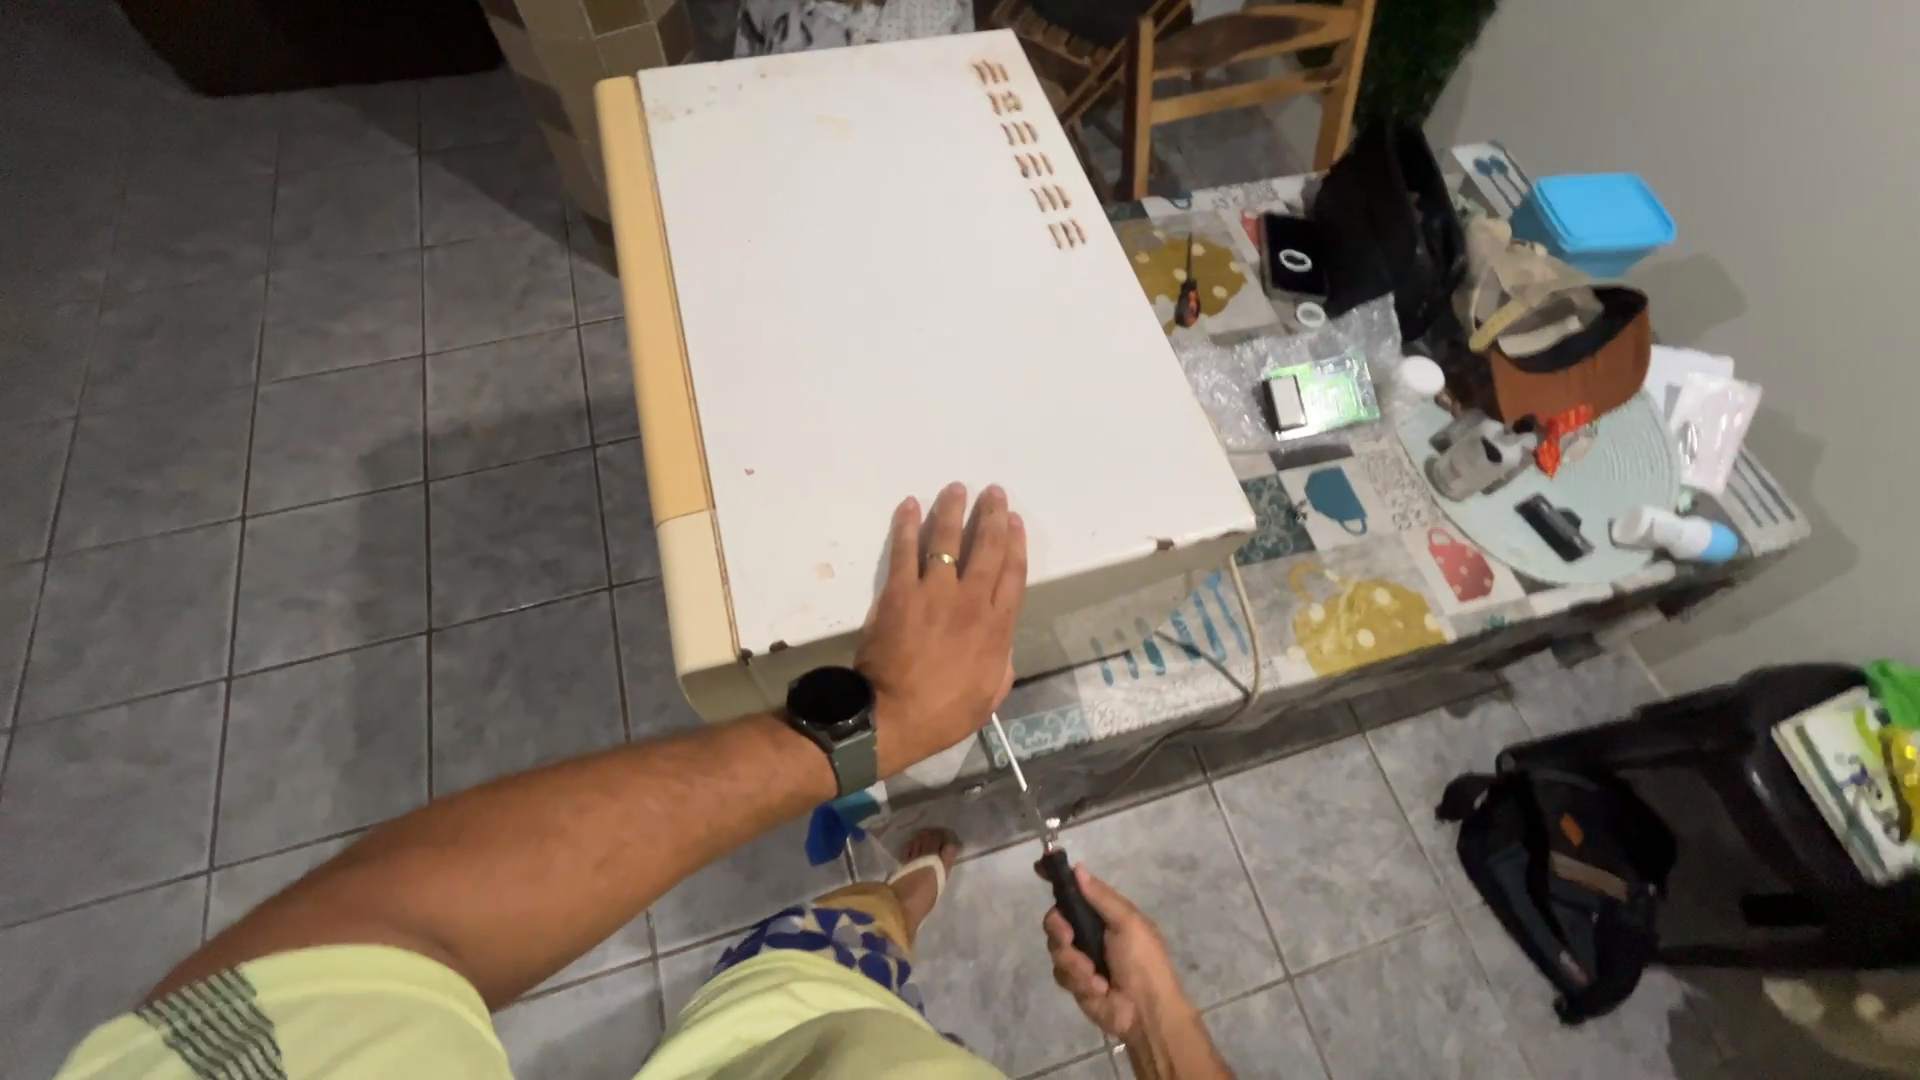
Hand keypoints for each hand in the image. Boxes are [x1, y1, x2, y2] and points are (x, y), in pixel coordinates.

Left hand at [859, 483, 1026, 774]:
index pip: (1013, 574)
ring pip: (947, 540)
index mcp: (996, 627)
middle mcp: (970, 601)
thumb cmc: (944, 713)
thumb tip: (1002, 644)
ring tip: (957, 488)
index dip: (1016, 543)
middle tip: (994, 492)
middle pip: (986, 548)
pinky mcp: (900, 592)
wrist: (894, 717)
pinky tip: (911, 504)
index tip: (1016, 520)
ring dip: (953, 510)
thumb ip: (1001, 663)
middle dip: (992, 516)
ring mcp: (934, 592)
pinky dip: (907, 524)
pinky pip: (905, 550)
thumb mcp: (990, 695)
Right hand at [1044, 865, 1188, 1039]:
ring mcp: (1080, 957)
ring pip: (1055, 946)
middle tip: (1068, 936)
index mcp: (1103, 913)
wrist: (1147, 1012)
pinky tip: (1098, 988)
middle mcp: (1088, 931)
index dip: (1056, 878)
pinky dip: (1078, 980)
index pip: (1075, 890)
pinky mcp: (1074, 982)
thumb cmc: (1143, 960)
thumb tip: (1077, 867)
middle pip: (1056, 918)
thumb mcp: (1128, 922)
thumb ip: (1100, 896)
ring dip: (1073, 961)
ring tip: (1093, 974)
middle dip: (1058, 926)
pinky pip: (1061, 972)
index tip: (1038, 867)